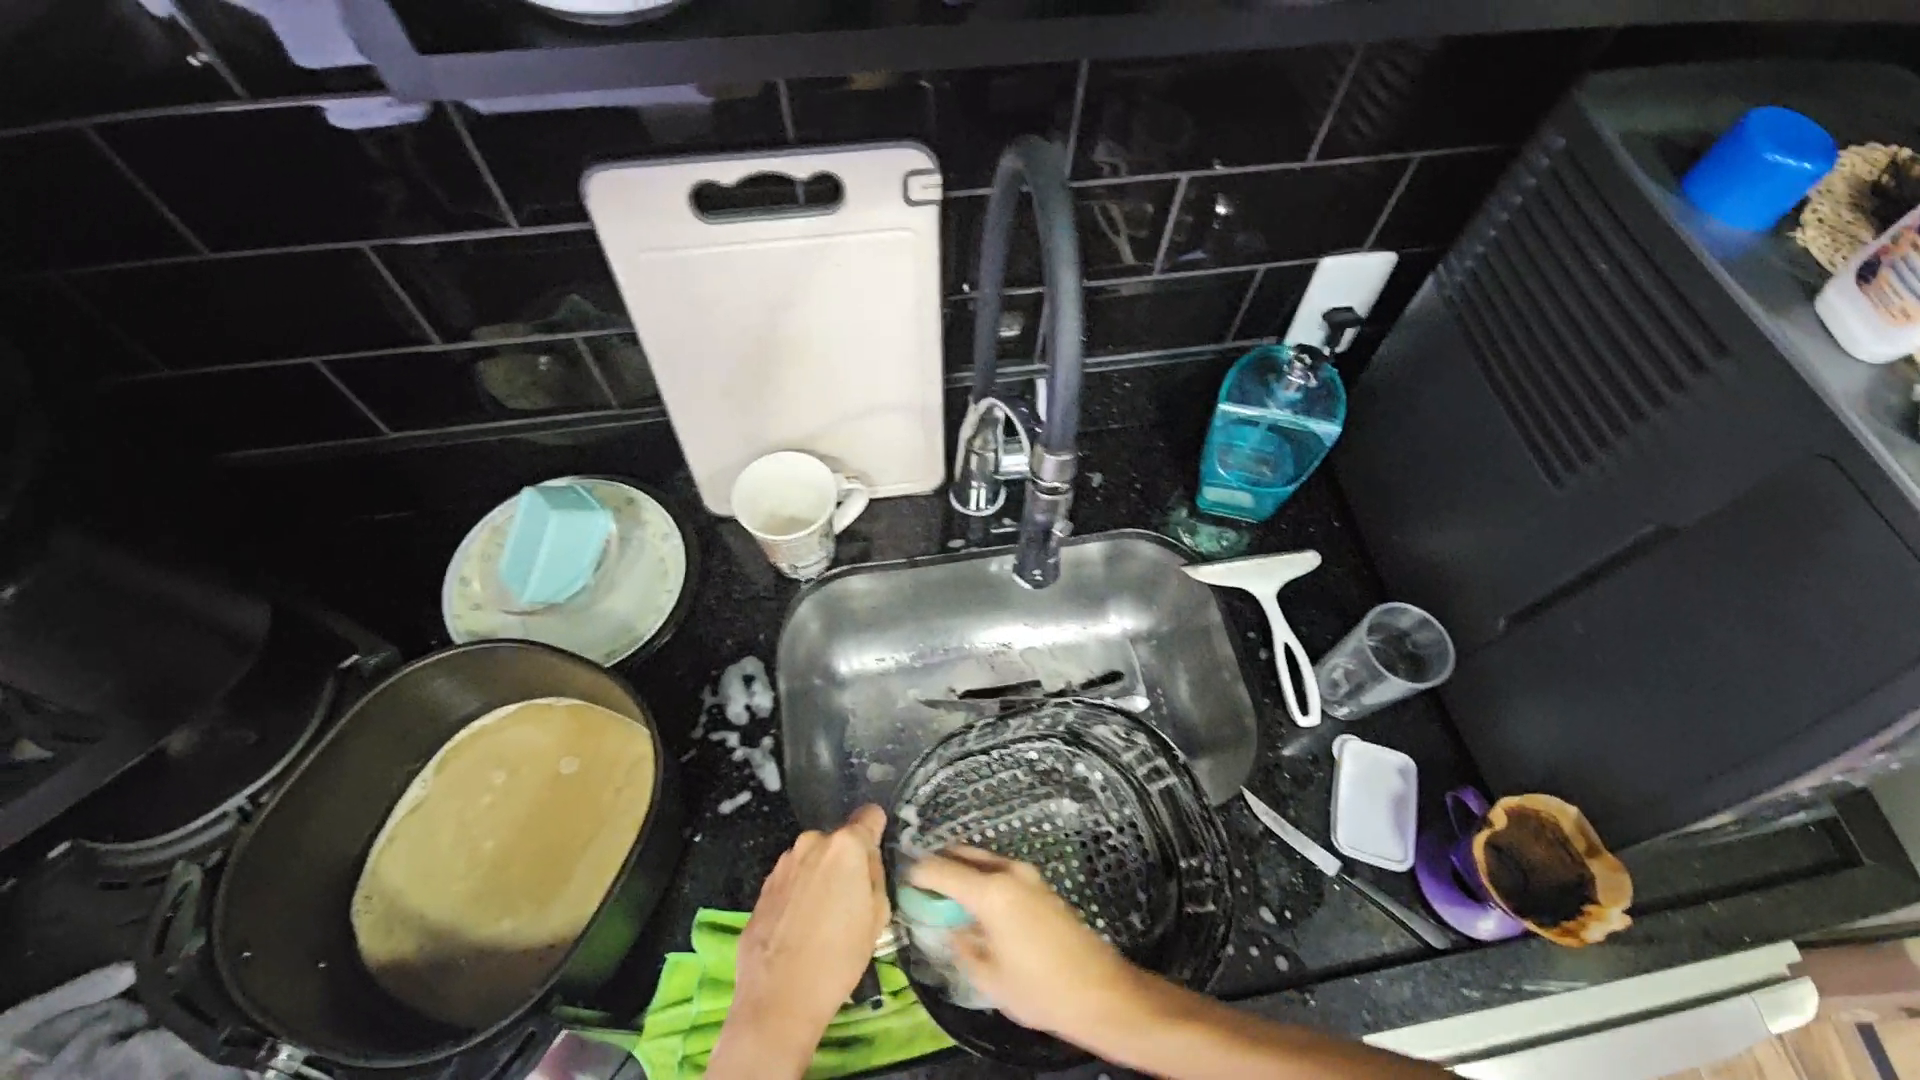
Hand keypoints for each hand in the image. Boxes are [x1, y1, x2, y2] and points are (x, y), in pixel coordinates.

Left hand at [709, 804, 888, 1078]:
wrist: (778, 997)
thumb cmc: (839, 957)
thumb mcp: (878, 916)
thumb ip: (875, 875)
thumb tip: (867, 860)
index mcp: (846, 845)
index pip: (870, 816)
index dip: (876, 835)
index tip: (875, 861)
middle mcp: (812, 842)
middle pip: (840, 841)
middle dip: (847, 862)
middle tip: (851, 901)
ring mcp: (784, 863)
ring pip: (814, 860)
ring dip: (822, 877)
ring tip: (823, 919)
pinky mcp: (763, 886)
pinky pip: (793, 879)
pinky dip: (800, 893)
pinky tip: (801, 927)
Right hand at [908, 847, 1145, 1039]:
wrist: (1099, 992)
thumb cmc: (1038, 989)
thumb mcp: (987, 975)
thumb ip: (960, 944)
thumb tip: (947, 926)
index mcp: (989, 890)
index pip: (939, 868)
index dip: (916, 873)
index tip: (902, 883)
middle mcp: (1008, 871)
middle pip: (962, 853)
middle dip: (939, 864)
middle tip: (921, 886)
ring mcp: (1028, 875)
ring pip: (983, 860)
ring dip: (962, 870)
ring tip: (946, 897)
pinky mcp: (1041, 885)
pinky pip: (1001, 871)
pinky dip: (982, 879)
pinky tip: (977, 905)